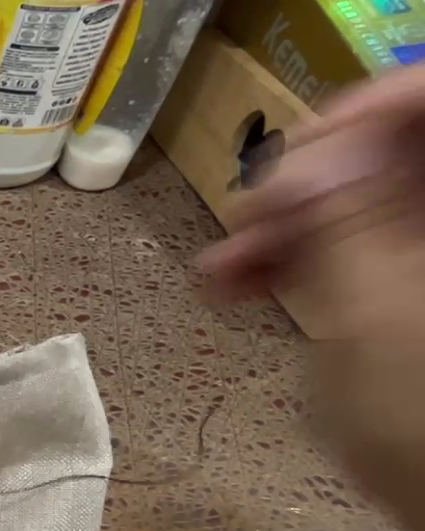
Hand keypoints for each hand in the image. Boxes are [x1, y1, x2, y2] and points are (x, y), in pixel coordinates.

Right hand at [202, 65, 424, 527]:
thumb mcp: (374, 324)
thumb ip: (343, 228)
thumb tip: (309, 159)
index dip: (371, 110)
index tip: (288, 162)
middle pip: (404, 147)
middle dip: (310, 180)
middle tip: (240, 231)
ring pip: (374, 194)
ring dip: (289, 224)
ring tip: (222, 274)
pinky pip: (368, 237)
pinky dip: (304, 254)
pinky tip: (246, 283)